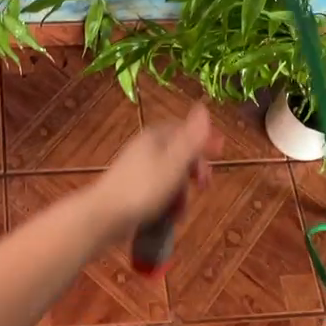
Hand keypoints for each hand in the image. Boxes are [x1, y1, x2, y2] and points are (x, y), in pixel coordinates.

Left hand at [83, 104, 216, 241]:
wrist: (106, 214)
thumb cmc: (144, 189)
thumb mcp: (174, 163)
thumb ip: (191, 139)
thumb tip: (204, 108)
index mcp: (155, 137)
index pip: (185, 130)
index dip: (203, 141)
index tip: (219, 154)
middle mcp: (145, 148)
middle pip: (178, 155)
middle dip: (193, 172)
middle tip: (205, 186)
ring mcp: (136, 168)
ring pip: (169, 175)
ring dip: (181, 192)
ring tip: (181, 211)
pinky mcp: (131, 187)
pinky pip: (157, 189)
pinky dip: (166, 200)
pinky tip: (168, 217)